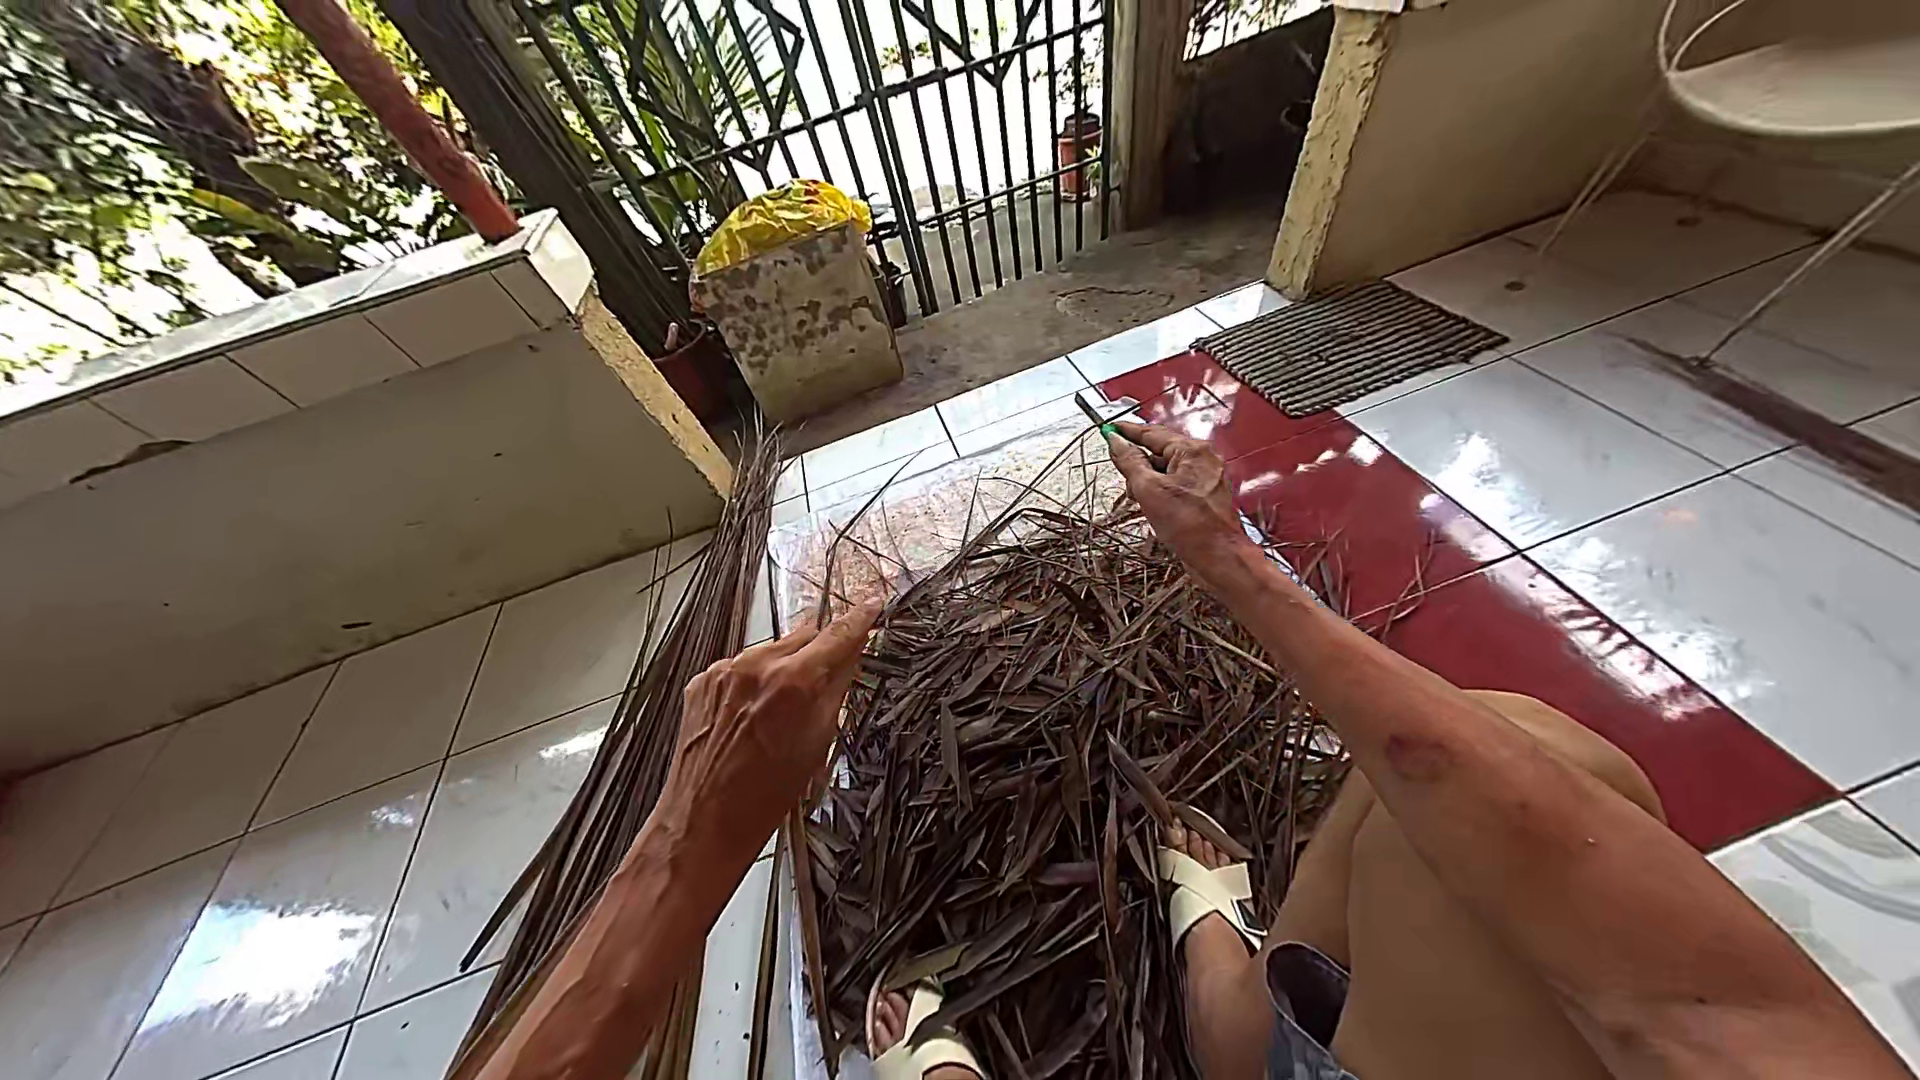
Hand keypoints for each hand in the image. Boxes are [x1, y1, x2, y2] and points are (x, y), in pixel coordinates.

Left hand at [660, 599, 882, 850]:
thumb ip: (837, 687)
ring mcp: (725, 670)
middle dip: (819, 651)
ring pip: (773, 649)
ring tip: (780, 711)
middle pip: (804, 636)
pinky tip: (753, 713)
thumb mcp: (819, 739)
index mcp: (794, 681)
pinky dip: (755, 680)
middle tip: (823, 681)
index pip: (838, 634)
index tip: (872, 605)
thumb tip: (852, 655)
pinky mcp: (703, 679)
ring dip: (785, 666)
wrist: (704, 820)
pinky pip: (742, 665)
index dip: (860, 618)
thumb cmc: (763, 795)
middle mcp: (757, 666)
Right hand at [1104, 421, 1249, 578]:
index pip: (1152, 432)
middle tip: (1125, 479)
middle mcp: (1204, 460)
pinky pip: (1176, 484)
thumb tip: (1116, 442)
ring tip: (1143, 502)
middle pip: (1160, 451)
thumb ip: (1130, 462)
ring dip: (1148, 482)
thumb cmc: (1190, 526)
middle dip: (1138, 465)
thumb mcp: (1148, 490)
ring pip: (1167, 470)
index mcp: (1193, 451)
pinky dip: (1160, 492)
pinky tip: (1154, 509)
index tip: (1109, 429)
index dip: (1127, 431)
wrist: (1218, 557)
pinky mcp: (1204, 496)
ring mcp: (1206, 478)